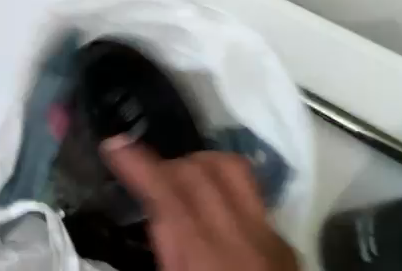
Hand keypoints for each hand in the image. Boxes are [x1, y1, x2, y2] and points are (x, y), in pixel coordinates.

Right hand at [103, 137, 297, 270]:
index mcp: (200, 256)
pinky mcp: (289, 251)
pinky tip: (215, 216)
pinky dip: (227, 191)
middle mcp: (238, 239)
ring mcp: (269, 242)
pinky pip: (254, 199)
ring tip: (179, 181)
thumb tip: (126, 242)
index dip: (136, 162)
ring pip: (233, 171)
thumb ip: (162, 254)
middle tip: (142, 176)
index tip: (112, 145)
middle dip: (164, 163)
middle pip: (196, 170)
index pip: (165, 189)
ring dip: (200, 166)